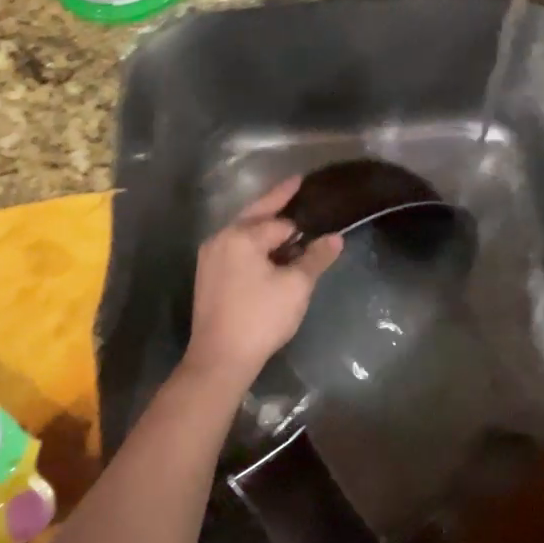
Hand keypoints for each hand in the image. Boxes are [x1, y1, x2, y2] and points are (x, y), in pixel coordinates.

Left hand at [184, 177, 342, 388]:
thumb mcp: (296, 286)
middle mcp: (221, 238)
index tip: (314, 199)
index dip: (302, 223)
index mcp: (241, 236)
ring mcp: (211, 257)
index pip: (280, 222)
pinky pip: (236, 248)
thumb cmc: (260, 318)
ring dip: (266, 225)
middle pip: (256, 214)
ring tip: (288, 219)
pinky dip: (254, 243)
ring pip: (244, 232)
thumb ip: (316, 257)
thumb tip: (335, 237)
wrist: (219, 359)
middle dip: (277, 200)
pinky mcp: (208, 276)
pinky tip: (269, 251)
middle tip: (296, 183)